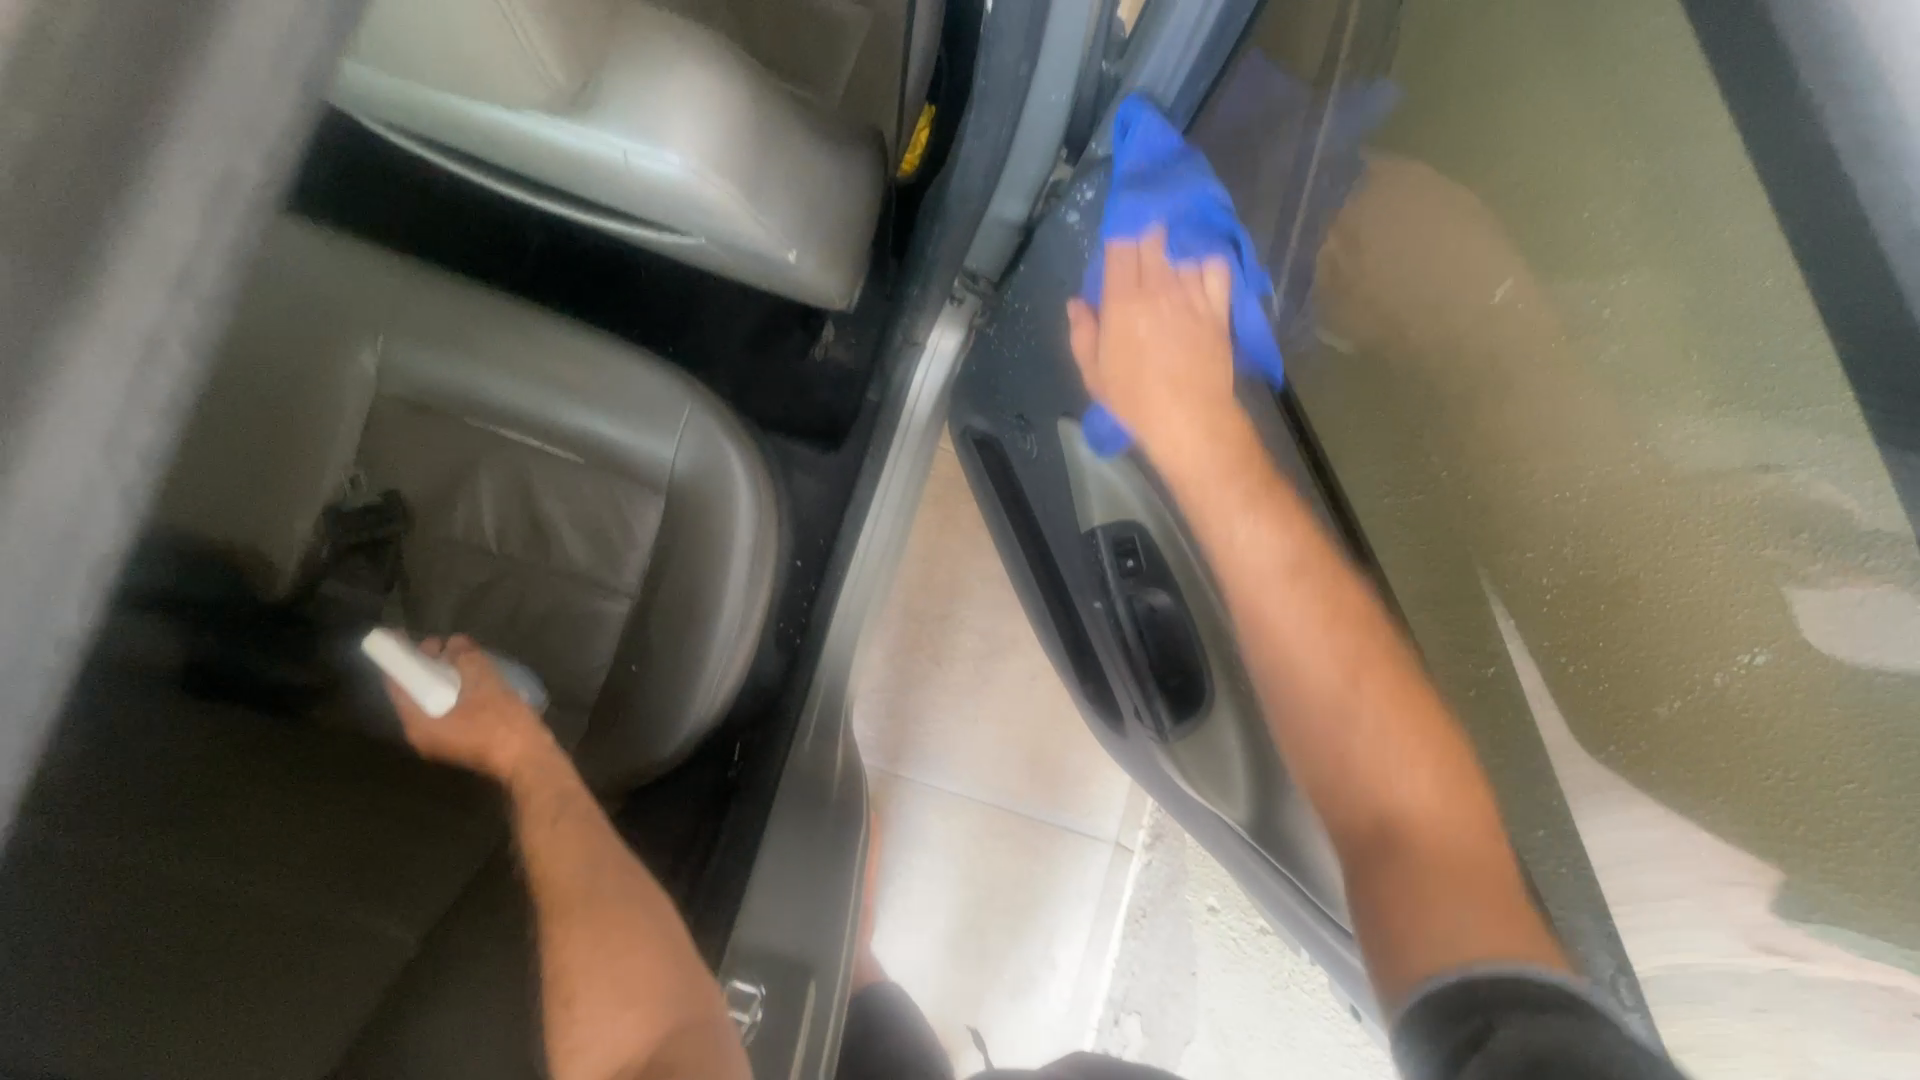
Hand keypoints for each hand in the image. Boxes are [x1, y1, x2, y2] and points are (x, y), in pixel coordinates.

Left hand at [381, 634, 553, 783]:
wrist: (530, 761)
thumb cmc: (501, 725)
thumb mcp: (485, 685)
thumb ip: (467, 660)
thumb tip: (456, 642)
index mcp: (419, 724)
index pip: (398, 685)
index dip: (402, 658)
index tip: (407, 636)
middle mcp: (423, 735)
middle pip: (417, 694)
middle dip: (427, 667)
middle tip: (442, 644)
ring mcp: (444, 741)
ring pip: (436, 703)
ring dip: (445, 680)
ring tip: (462, 658)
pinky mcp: (464, 743)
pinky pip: (451, 711)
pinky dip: (457, 694)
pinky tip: (476, 681)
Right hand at [1067, 226, 1241, 467]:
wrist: (1187, 417)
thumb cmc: (1133, 399)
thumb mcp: (1094, 373)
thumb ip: (1082, 333)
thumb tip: (1076, 303)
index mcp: (1122, 301)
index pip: (1120, 248)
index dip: (1118, 243)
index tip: (1117, 253)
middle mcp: (1157, 289)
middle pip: (1152, 243)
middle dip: (1146, 242)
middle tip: (1143, 256)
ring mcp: (1191, 295)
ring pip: (1181, 256)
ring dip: (1173, 259)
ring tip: (1170, 273)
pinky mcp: (1218, 307)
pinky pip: (1215, 268)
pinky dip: (1205, 266)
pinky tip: (1199, 278)